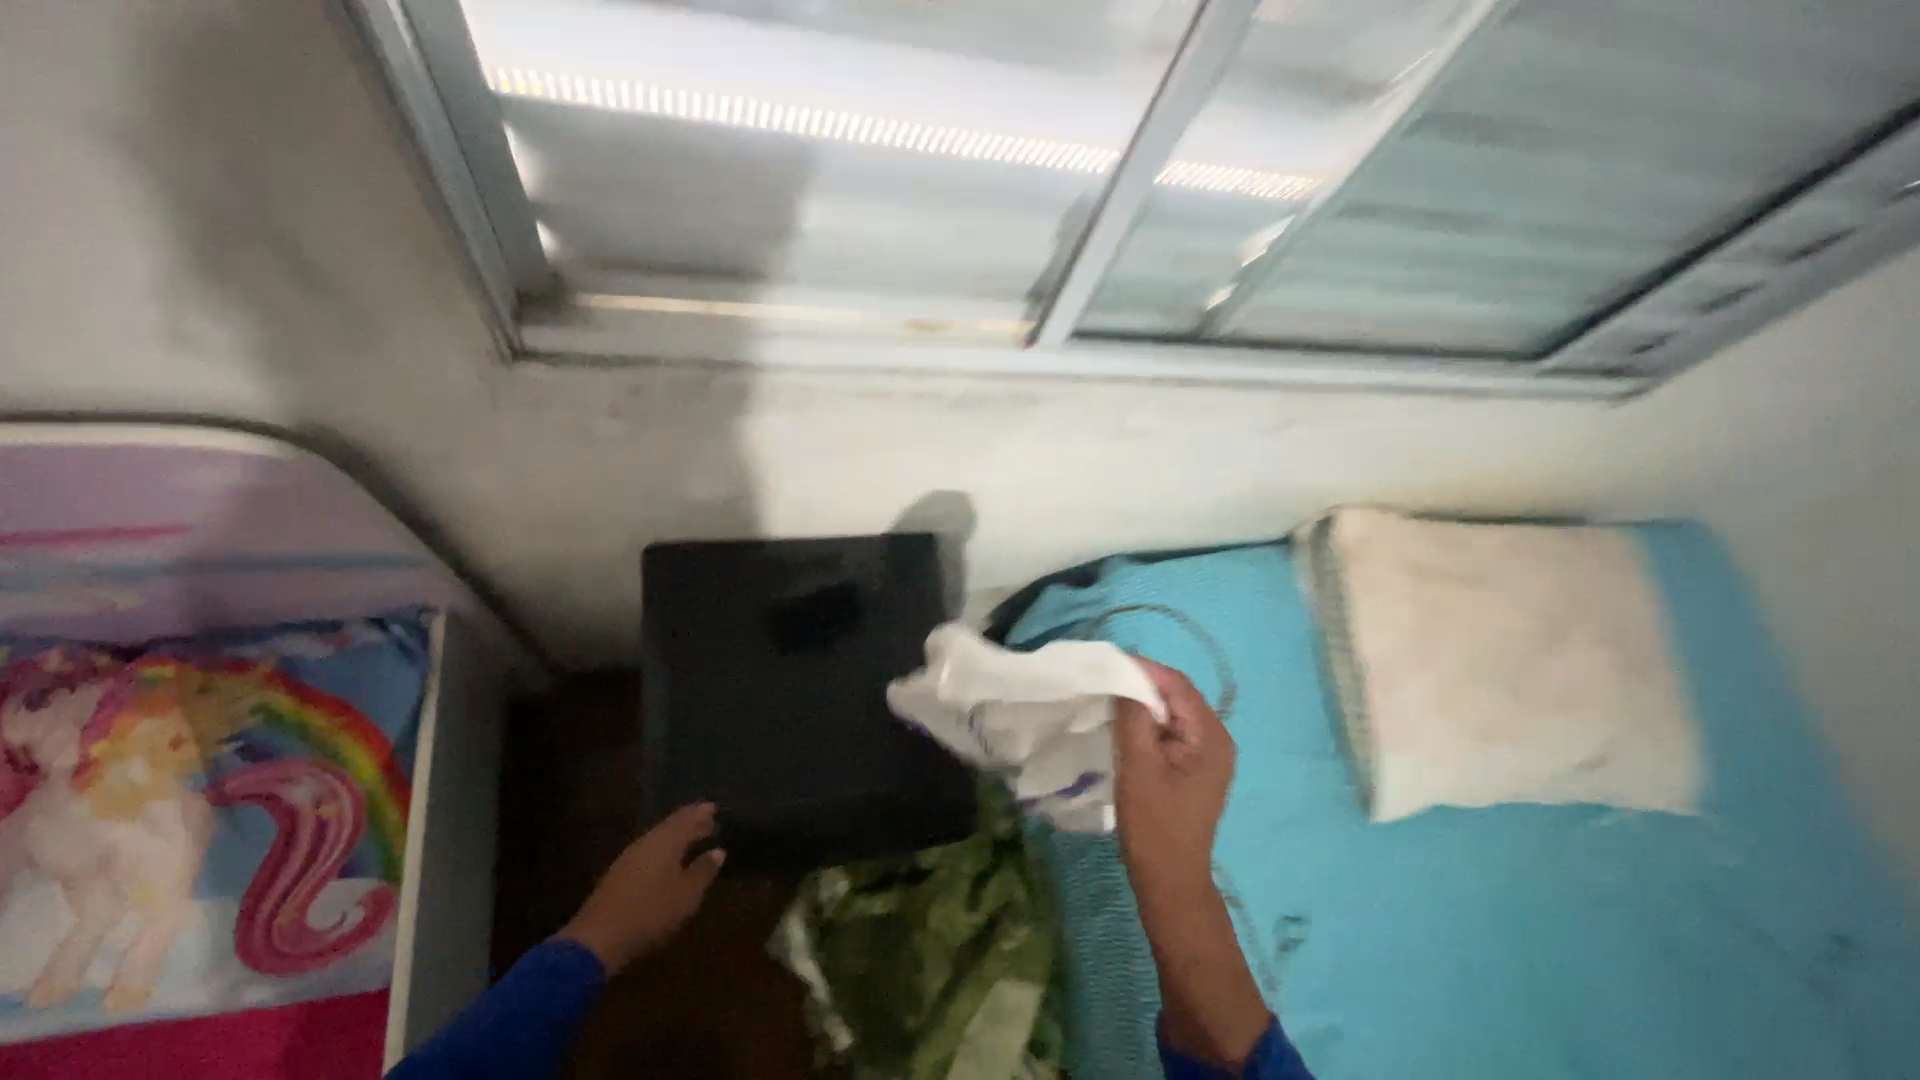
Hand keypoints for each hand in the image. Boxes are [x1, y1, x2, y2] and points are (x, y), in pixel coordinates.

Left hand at [555, 802, 725, 973]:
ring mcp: (628, 858)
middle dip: (689, 823)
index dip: (701, 813)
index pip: (687, 818)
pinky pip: (648, 852)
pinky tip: (667, 861)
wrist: (598, 939)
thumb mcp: (687, 894)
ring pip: (657, 839)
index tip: (715, 808)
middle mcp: (646, 842)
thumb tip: (718, 851)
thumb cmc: (651, 912)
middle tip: (707, 821)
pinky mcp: (618, 875)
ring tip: (691, 839)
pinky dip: (663, 851)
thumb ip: (703, 870)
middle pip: (670, 826)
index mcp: (666, 841)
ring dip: (676, 837)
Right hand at [1115, 662, 1270, 1070]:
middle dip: (1139, 685)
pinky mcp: (1191, 770)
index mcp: (1211, 736)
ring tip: (1104, 700)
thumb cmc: (1155, 826)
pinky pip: (1168, 734)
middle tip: (1100, 681)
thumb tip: (1123, 677)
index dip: (1142, 669)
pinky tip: (1119, 729)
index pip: (1177, 684)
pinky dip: (1145, 726)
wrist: (1169, 881)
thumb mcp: (1138, 766)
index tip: (1104, 664)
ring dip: (1140, 706)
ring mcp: (1205, 756)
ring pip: (1170, 715)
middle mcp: (1216, 739)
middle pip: (1176, 696)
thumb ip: (1133, 717)